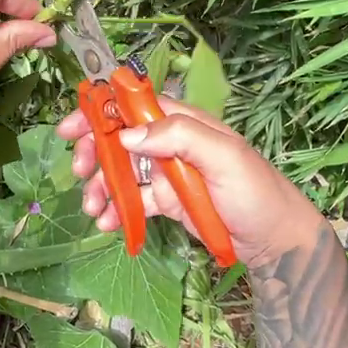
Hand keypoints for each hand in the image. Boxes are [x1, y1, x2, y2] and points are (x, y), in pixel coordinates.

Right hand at [56, 98, 328, 268]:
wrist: (275, 241)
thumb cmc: (256, 192)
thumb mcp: (224, 157)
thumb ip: (179, 137)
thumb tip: (128, 134)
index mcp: (184, 123)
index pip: (134, 107)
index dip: (100, 112)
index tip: (72, 128)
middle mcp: (171, 144)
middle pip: (120, 139)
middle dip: (94, 153)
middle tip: (79, 172)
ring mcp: (167, 174)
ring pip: (121, 172)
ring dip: (100, 186)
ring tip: (92, 207)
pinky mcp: (166, 202)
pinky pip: (132, 202)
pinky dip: (116, 211)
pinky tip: (106, 223)